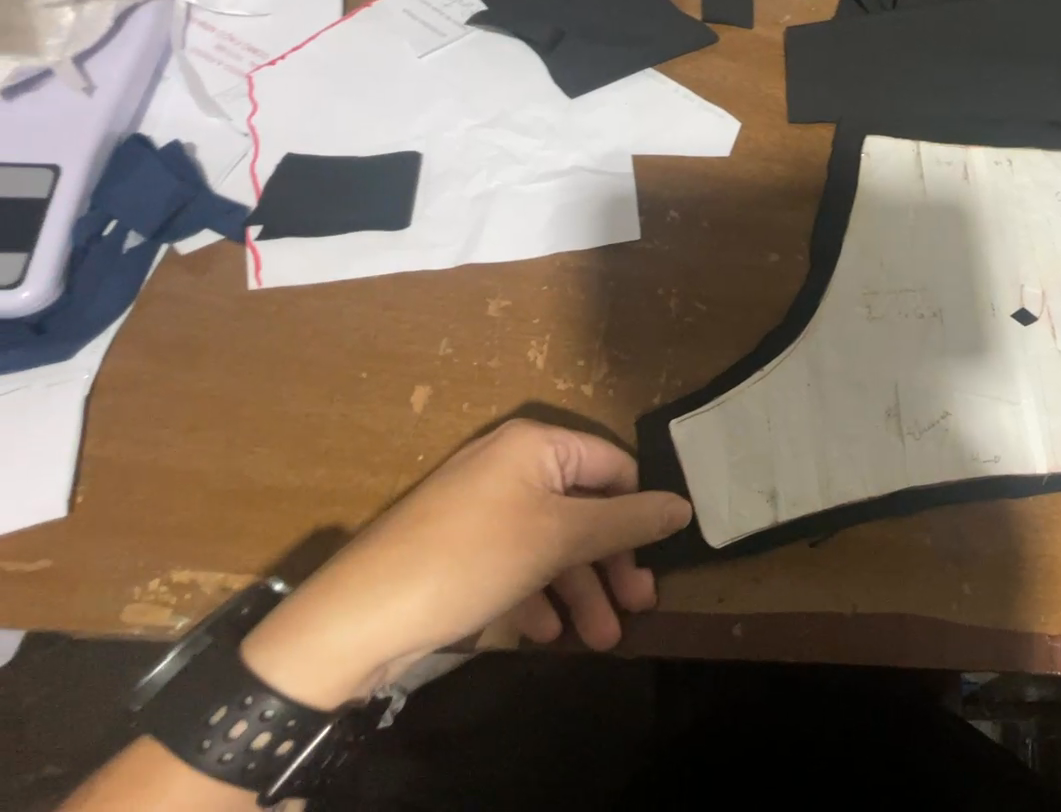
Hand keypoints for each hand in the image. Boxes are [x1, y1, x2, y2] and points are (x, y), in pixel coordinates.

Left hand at [238, 420, 692, 709]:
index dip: (641, 511)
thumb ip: (630, 520)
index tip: (659, 558)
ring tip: (600, 639)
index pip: (615, 467)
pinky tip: (546, 632)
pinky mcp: (463, 547)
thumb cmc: (472, 559)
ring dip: (582, 589)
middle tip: (639, 606)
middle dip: (613, 564)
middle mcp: (513, 467)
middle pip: (587, 509)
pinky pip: (519, 561)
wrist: (351, 623)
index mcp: (538, 446)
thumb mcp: (562, 538)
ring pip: (555, 542)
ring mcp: (485, 508)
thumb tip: (686, 505)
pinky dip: (539, 594)